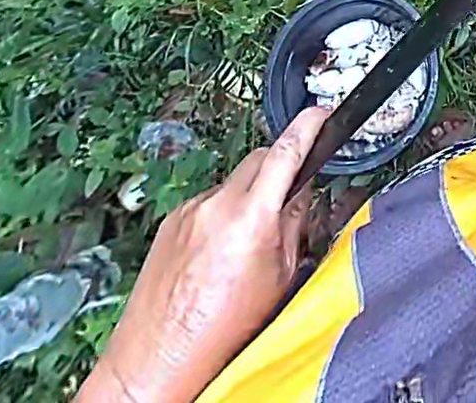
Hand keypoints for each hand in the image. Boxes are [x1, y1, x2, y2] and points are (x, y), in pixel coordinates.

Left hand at [75, 108, 326, 402]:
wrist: (155, 363)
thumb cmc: (222, 329)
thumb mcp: (281, 273)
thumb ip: (295, 220)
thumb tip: (302, 188)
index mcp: (251, 217)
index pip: (286, 151)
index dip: (309, 125)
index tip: (321, 112)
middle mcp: (217, 205)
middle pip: (260, 157)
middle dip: (280, 165)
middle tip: (288, 196)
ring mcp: (190, 210)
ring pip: (235, 180)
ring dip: (249, 194)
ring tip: (245, 243)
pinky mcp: (171, 221)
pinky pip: (210, 200)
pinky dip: (223, 212)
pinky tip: (218, 251)